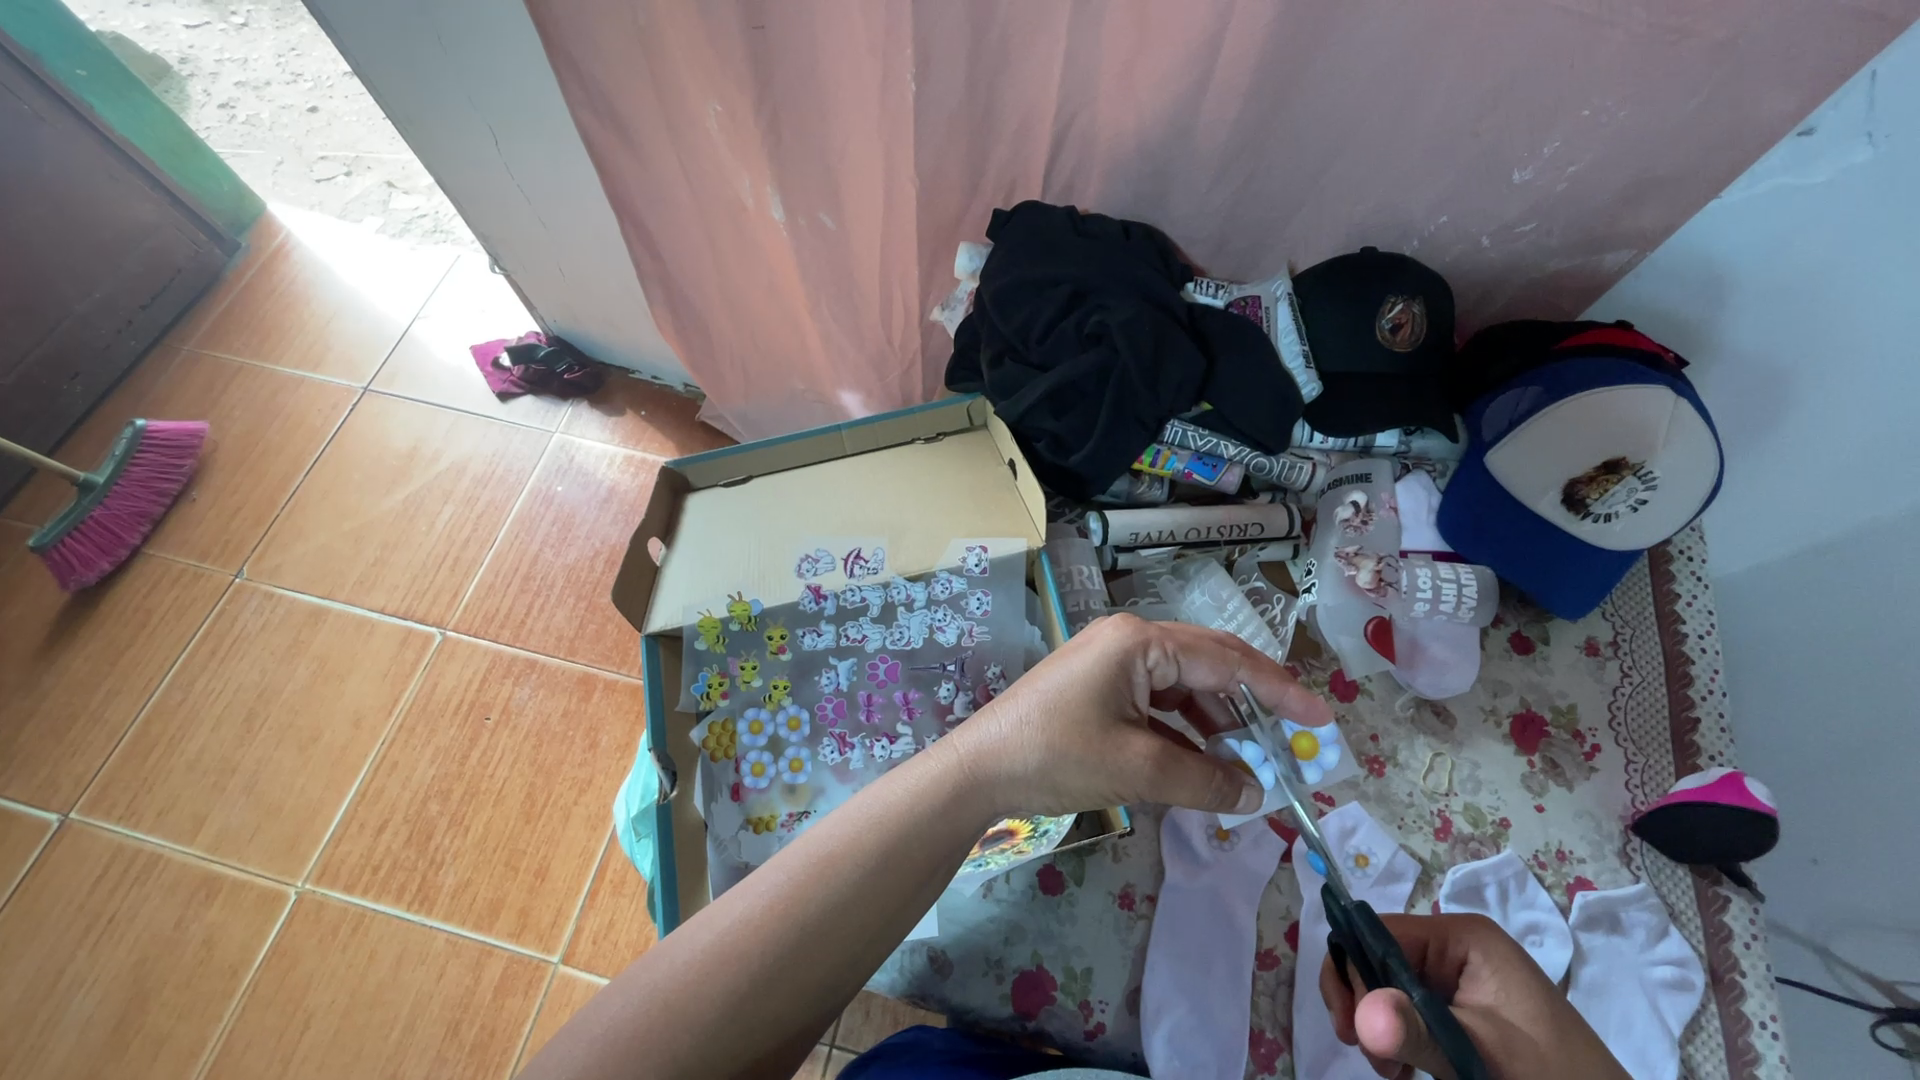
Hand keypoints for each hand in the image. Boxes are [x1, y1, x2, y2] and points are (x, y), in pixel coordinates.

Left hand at [938, 612, 1333, 817]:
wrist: (980, 768)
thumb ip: (1205, 780)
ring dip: (1219, 721)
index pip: (1226, 660)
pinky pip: (1158, 702)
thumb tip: (1257, 794)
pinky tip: (1206, 760)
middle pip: (1209, 664)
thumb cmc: (1057, 756)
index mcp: (1140, 642)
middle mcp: (1129, 641)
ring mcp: (1112, 663)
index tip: (1321, 717)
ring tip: (1251, 761)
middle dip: (1252, 704)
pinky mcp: (1100, 687)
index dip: (1279, 690)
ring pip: (1184, 686)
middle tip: (1293, 740)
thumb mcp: (1138, 769)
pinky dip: (1186, 730)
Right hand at [1320, 913, 1628, 1079]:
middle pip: (1376, 958)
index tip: (1348, 1027)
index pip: (1377, 932)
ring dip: (1377, 1026)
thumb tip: (1362, 1018)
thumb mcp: (1482, 1055)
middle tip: (1373, 1056)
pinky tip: (1404, 1067)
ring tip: (1392, 1069)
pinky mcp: (1460, 1009)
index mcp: (1462, 937)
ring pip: (1386, 987)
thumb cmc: (1554, 1077)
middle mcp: (1454, 946)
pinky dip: (1396, 1036)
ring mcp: (1457, 978)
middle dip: (1364, 1005)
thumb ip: (1419, 1033)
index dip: (1352, 972)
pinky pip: (1407, 1009)